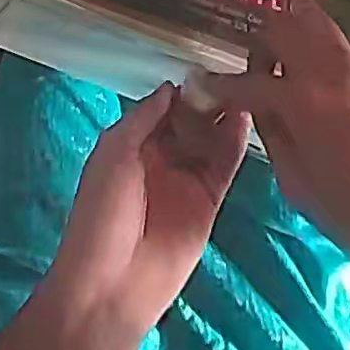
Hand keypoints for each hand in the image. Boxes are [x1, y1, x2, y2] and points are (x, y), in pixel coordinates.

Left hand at [49, 84, 249, 334]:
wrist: (113, 283)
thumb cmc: (103, 211)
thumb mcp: (115, 153)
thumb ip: (143, 118)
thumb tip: (171, 88)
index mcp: (132, 143)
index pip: (162, 109)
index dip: (180, 90)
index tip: (201, 66)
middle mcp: (160, 157)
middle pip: (189, 121)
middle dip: (205, 100)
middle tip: (228, 73)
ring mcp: (186, 179)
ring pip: (209, 140)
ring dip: (224, 116)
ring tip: (244, 87)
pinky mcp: (209, 201)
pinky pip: (224, 166)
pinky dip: (235, 142)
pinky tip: (245, 118)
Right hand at [217, 0, 349, 267]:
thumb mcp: (300, 187)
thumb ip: (274, 137)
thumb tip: (261, 110)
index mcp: (302, 101)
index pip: (244, 82)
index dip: (216, 86)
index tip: (200, 88)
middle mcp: (329, 70)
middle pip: (281, 24)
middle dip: (260, 45)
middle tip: (258, 77)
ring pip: (314, 20)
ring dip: (292, 36)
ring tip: (289, 73)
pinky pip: (340, 46)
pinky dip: (320, 53)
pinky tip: (324, 89)